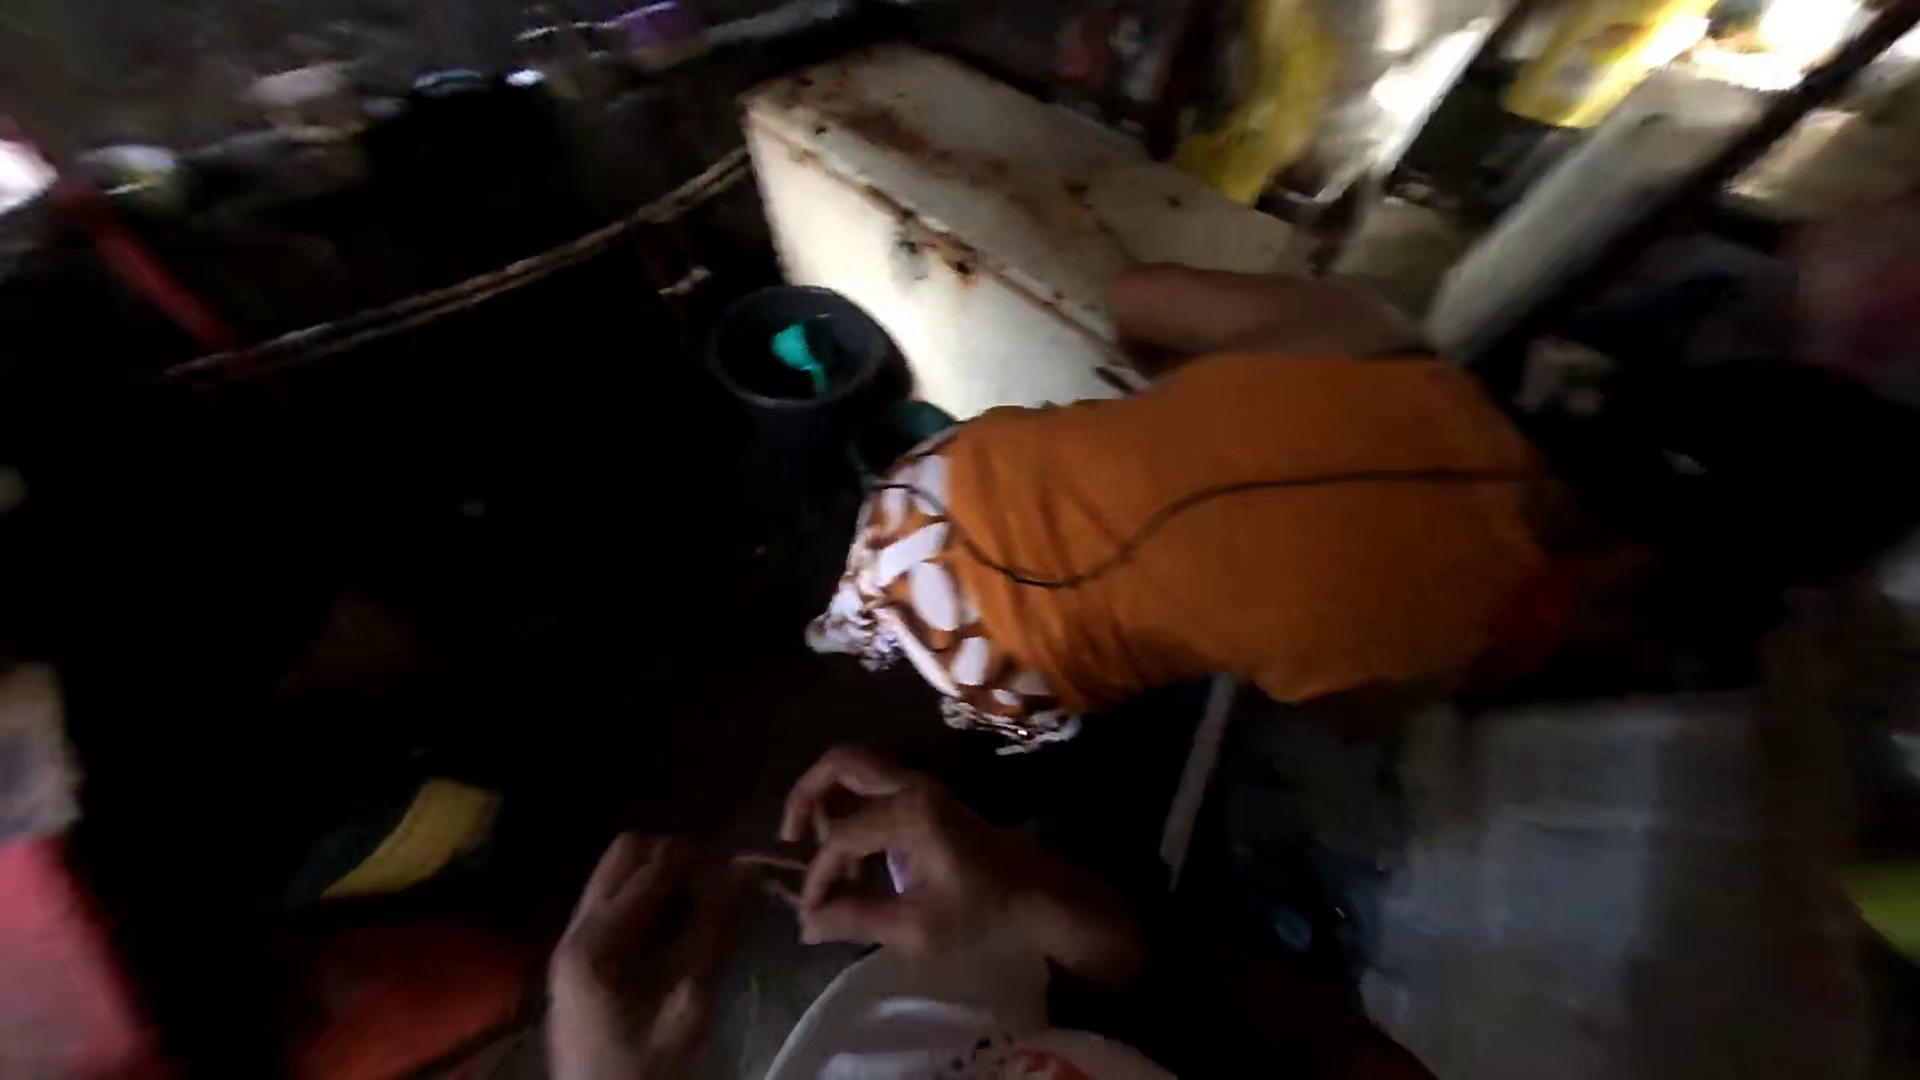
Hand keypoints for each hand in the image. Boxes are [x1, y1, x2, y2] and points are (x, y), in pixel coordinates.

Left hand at [547, 835, 739, 1079]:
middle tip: (708, 881)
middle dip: (673, 855)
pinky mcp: (578, 954)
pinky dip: (645, 893)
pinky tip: (670, 921)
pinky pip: (613, 895)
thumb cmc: (647, 1065)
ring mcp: (572, 939)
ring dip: (658, 872)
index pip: (655, 863)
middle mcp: (576, 928)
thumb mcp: (690, 997)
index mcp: (597, 939)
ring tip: (693, 898)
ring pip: (617, 869)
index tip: (730, 872)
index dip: (699, 860)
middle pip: (627, 850)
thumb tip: (742, 868)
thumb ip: (713, 926)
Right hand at [780, 747, 1144, 988]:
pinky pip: (874, 783)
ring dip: (829, 798)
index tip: (812, 911)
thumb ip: (856, 920)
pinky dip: (850, 804)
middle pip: (843, 761)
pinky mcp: (925, 793)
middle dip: (807, 793)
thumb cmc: (980, 912)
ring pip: (857, 767)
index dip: (819, 875)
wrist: (1034, 893)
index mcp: (909, 812)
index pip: (842, 835)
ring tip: (821, 848)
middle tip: (791, 836)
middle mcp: (911, 784)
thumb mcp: (916, 929)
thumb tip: (804, 925)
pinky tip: (850, 850)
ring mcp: (920, 784)